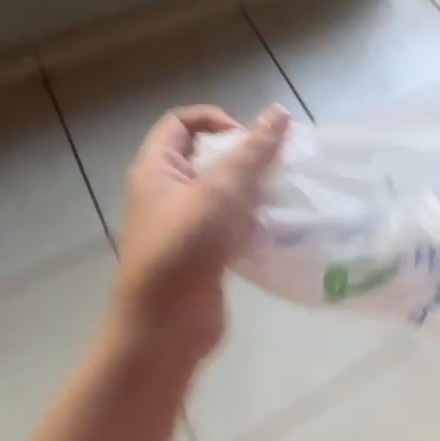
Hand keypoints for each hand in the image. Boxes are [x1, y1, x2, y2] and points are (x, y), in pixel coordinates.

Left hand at [110, 105, 290, 362]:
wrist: (163, 329)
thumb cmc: (185, 248)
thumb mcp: (222, 190)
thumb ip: (253, 150)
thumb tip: (278, 112)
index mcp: (156, 169)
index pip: (181, 122)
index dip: (214, 119)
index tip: (247, 138)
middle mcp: (165, 192)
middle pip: (206, 156)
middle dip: (244, 155)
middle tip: (276, 164)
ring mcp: (183, 225)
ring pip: (222, 191)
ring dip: (253, 189)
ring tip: (283, 193)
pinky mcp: (201, 253)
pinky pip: (230, 223)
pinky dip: (252, 220)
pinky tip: (278, 226)